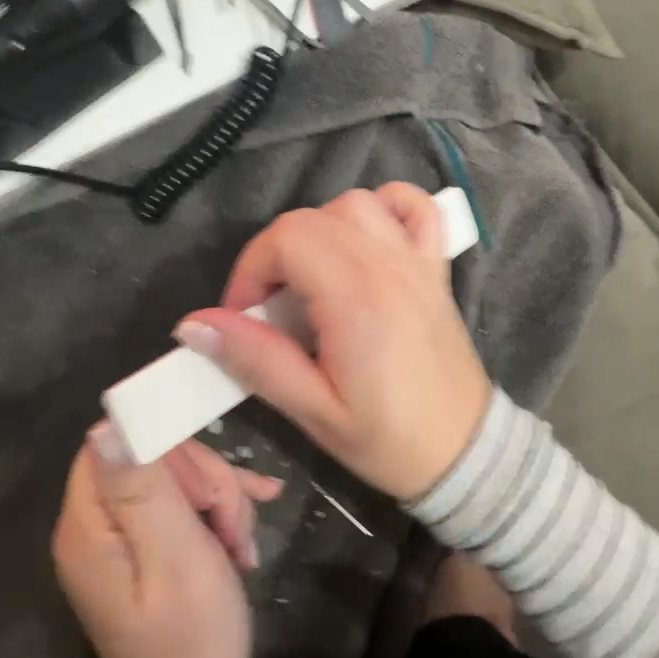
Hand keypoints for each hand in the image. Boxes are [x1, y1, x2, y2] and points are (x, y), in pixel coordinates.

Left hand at [53, 423, 283, 657]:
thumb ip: (144, 490)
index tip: (208, 485)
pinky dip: (218, 514)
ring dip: (220, 500)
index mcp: (90, 523)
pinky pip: (183, 504)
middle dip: (205, 481)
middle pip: (154, 457)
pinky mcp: (146, 544)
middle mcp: (97, 522)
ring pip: (178, 477)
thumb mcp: (175, 557)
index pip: (119, 442)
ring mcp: (122, 534)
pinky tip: (246, 537)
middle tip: (233, 524)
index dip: (168, 449)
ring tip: (242, 542)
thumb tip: (108, 422)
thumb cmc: (189, 635)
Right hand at [177, 184, 491, 500]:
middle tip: (271, 313)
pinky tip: (366, 242)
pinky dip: (385, 208)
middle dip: (275, 257)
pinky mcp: (435, 268)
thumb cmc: (389, 440)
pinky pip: (414, 207)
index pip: (287, 238)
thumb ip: (256, 360)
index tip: (244, 319)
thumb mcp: (314, 411)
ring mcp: (417, 261)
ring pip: (356, 204)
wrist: (464, 453)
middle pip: (312, 218)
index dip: (251, 271)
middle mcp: (389, 264)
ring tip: (312, 281)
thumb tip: (194, 324)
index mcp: (358, 297)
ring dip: (321, 231)